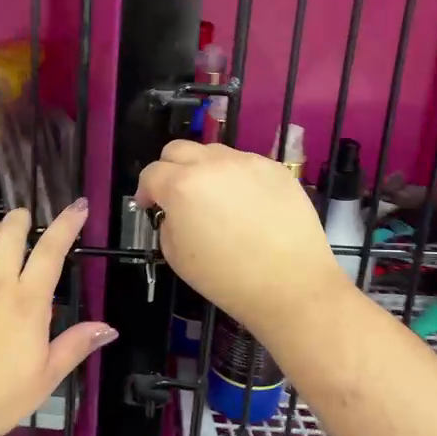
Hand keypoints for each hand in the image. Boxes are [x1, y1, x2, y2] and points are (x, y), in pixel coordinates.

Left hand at [0, 201, 116, 435]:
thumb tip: (108, 328)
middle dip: (24, 218)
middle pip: (11, 231)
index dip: (66, 224)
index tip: (78, 207)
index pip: (51, 251)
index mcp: (29, 302)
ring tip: (2, 232)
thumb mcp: (46, 378)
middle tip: (30, 223)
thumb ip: (75, 346)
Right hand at [135, 141, 351, 329]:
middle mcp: (212, 164)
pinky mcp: (276, 169)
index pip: (151, 173)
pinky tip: (246, 205)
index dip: (145, 191)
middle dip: (170, 169)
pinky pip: (245, 164)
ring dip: (203, 170)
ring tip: (215, 199)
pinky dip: (236, 177)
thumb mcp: (176, 256)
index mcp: (182, 186)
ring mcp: (248, 162)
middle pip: (177, 149)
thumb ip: (168, 222)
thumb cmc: (227, 278)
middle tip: (176, 195)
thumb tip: (174, 211)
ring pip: (213, 153)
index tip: (149, 206)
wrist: (292, 286)